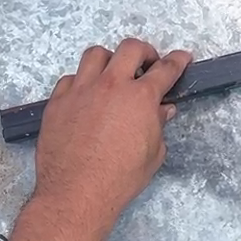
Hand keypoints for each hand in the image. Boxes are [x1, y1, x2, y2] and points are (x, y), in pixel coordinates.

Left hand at [31, 39, 191, 231]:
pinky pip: (70, 78)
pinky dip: (81, 82)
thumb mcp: (153, 154)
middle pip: (130, 48)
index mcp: (140, 97)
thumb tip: (162, 111)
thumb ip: (158, 126)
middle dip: (144, 51)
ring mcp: (81, 90)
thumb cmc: (120, 178)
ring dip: (109, 60)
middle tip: (147, 65)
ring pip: (96, 54)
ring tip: (112, 75)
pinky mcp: (58, 101)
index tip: (182, 58)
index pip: (165, 69)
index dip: (177, 61)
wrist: (76, 192)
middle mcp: (111, 86)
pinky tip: (86, 97)